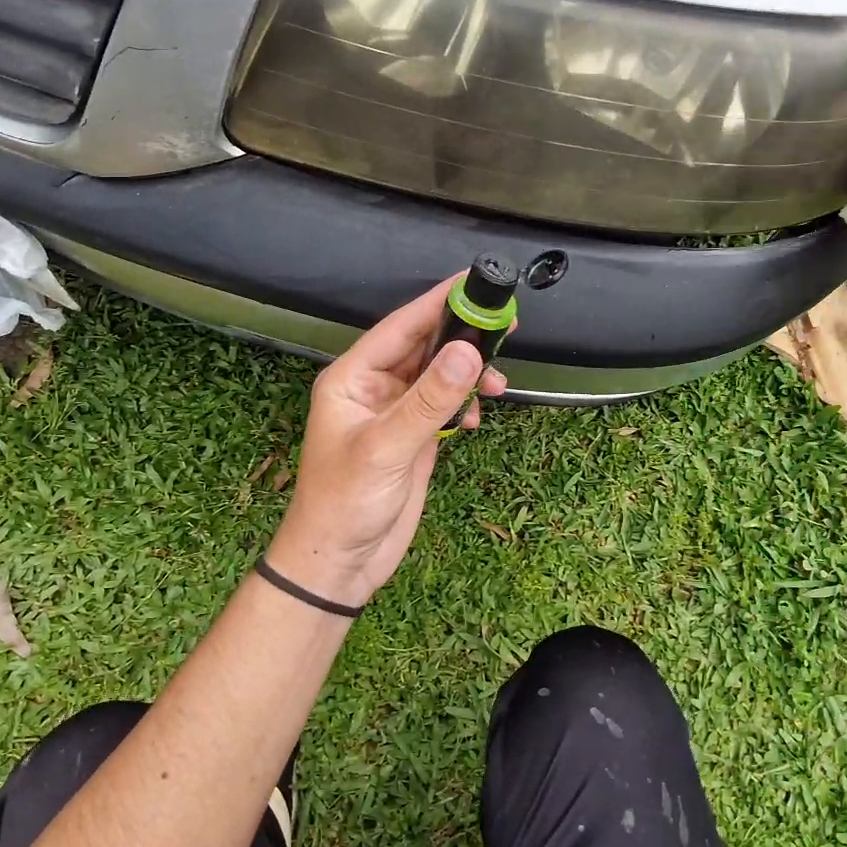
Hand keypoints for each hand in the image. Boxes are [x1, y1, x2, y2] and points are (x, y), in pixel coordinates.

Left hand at [268, 276, 506, 607]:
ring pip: (439, 376)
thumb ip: (429, 400)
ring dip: (468, 375)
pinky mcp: (415, 438)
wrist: (340, 563)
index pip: (400, 327)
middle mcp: (375, 388)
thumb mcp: (386, 447)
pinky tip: (476, 416)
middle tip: (505, 326)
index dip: (437, 302)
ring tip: (498, 384)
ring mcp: (396, 414)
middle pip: (423, 347)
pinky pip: (445, 406)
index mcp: (353, 378)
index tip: (475, 283)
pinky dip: (465, 404)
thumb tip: (469, 352)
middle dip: (462, 337)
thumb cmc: (345, 502)